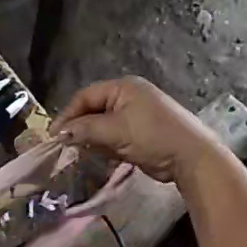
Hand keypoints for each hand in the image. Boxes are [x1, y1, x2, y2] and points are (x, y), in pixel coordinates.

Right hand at [55, 76, 225, 183]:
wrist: (191, 158)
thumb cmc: (153, 137)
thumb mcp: (115, 131)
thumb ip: (85, 130)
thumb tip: (59, 133)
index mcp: (123, 87)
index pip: (85, 96)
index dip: (68, 115)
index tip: (54, 135)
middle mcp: (128, 97)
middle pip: (93, 110)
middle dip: (79, 127)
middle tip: (63, 145)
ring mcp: (135, 115)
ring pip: (102, 125)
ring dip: (91, 138)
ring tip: (78, 152)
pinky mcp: (140, 133)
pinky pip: (114, 136)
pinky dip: (104, 145)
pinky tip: (98, 156)